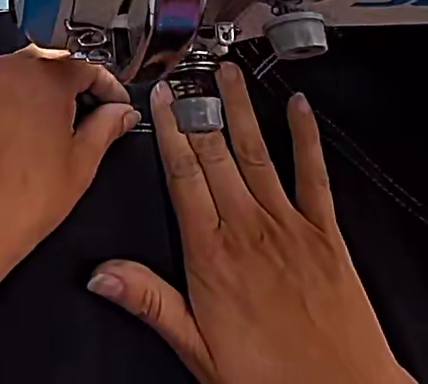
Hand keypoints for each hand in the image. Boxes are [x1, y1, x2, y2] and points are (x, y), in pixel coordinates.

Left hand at [0, 45, 139, 269]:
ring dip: (59, 91)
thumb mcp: (82, 162)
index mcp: (43, 74)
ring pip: (38, 71)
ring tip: (75, 127)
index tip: (120, 106)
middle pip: (62, 62)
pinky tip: (44, 131)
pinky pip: (15, 85)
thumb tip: (121, 113)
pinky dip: (34, 98)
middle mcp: (13, 68)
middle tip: (104, 116)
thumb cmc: (17, 202)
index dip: (112, 88)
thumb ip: (108, 126)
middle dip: (85, 87)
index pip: (90, 65)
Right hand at [88, 64, 414, 383]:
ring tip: (229, 74)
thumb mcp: (197, 348)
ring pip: (256, 151)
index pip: (183, 175)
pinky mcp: (324, 229)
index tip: (161, 100)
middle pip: (215, 154)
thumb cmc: (270, 380)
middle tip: (189, 75)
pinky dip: (305, 135)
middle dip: (198, 109)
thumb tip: (103, 275)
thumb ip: (150, 301)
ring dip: (240, 108)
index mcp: (213, 254)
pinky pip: (312, 171)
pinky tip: (299, 107)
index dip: (169, 130)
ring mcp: (288, 223)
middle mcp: (249, 228)